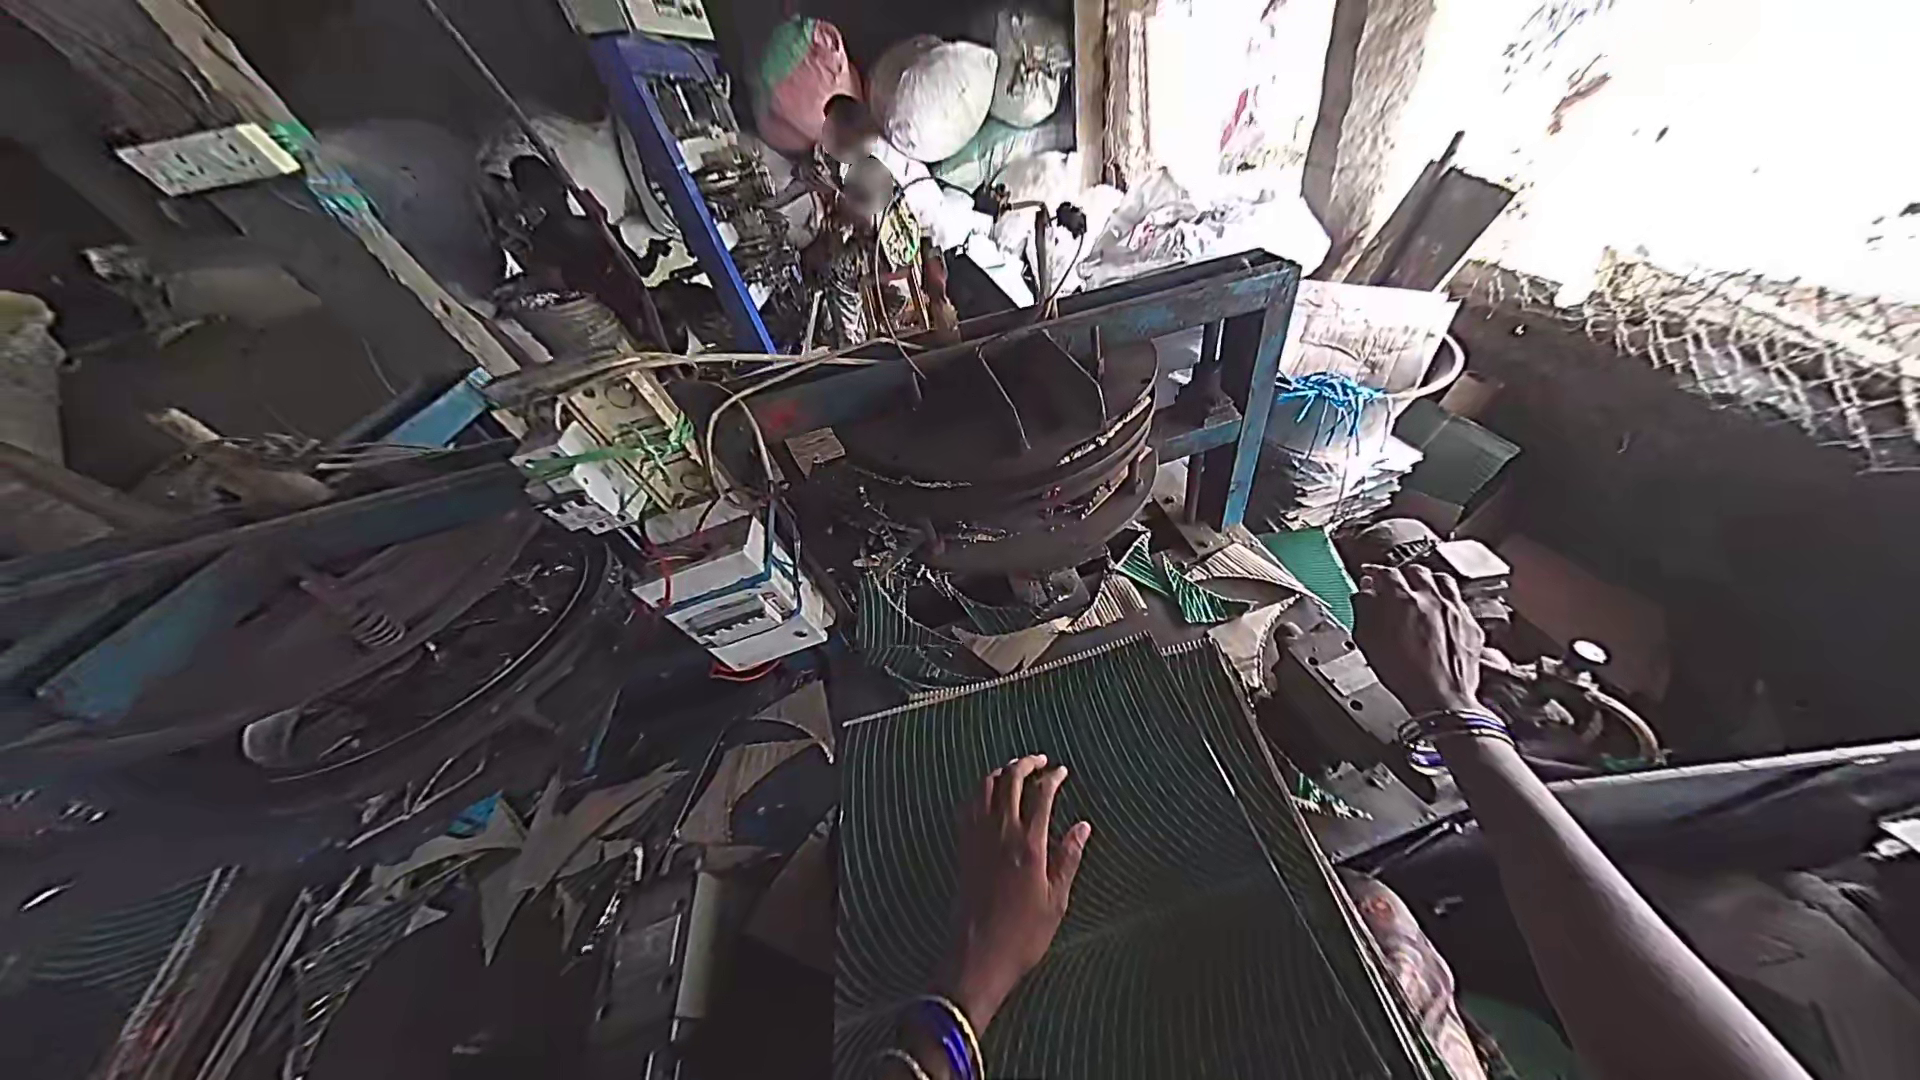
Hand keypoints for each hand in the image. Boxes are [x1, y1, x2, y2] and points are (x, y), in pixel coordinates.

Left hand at [936, 754, 1091, 1031]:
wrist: (977, 954)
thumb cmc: (1022, 933)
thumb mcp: (1056, 900)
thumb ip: (1068, 857)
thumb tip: (1083, 826)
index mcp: (1028, 843)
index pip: (1041, 794)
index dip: (1053, 777)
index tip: (1061, 771)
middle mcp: (1000, 830)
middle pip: (1010, 780)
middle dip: (1026, 763)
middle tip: (1039, 761)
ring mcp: (977, 835)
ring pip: (985, 786)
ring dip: (1001, 772)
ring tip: (1014, 770)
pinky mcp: (963, 844)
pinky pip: (968, 804)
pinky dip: (979, 790)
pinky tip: (986, 793)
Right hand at [1353, 564, 1484, 715]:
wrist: (1440, 697)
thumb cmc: (1403, 673)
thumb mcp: (1368, 640)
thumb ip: (1363, 610)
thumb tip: (1363, 595)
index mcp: (1401, 600)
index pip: (1385, 572)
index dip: (1373, 572)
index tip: (1369, 575)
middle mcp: (1431, 599)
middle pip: (1416, 571)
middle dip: (1401, 574)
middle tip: (1392, 582)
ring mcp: (1455, 610)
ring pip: (1442, 580)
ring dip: (1427, 581)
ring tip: (1418, 590)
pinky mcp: (1471, 624)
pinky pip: (1459, 600)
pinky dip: (1446, 598)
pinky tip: (1438, 609)